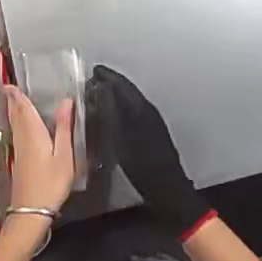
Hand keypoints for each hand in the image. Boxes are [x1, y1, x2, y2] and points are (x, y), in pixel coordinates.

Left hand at [3, 85, 73, 212]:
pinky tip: (21, 126)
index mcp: (33, 133)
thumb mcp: (64, 155)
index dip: (16, 96)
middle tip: (8, 89)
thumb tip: (65, 102)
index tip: (9, 84)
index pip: (23, 109)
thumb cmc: (51, 183)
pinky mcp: (19, 161)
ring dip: (14, 112)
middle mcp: (23, 139)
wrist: (31, 210)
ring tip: (13, 101)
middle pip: (16, 115)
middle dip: (13, 101)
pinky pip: (17, 134)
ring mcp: (19, 151)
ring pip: (15, 125)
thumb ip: (64, 128)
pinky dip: (17, 124)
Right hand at [88, 66, 211, 237]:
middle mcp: (149, 112)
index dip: (108, 76)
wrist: (168, 190)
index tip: (93, 70)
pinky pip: (134, 111)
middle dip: (111, 83)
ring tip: (99, 94)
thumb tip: (101, 89)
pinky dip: (121, 107)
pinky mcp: (153, 134)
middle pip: (129, 91)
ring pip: (132, 101)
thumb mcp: (121, 139)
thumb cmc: (142, 166)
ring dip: (116, 95)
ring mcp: (153, 123)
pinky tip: (113, 115)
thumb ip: (111, 112)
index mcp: (142, 110)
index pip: (123, 85)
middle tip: (93, 80)